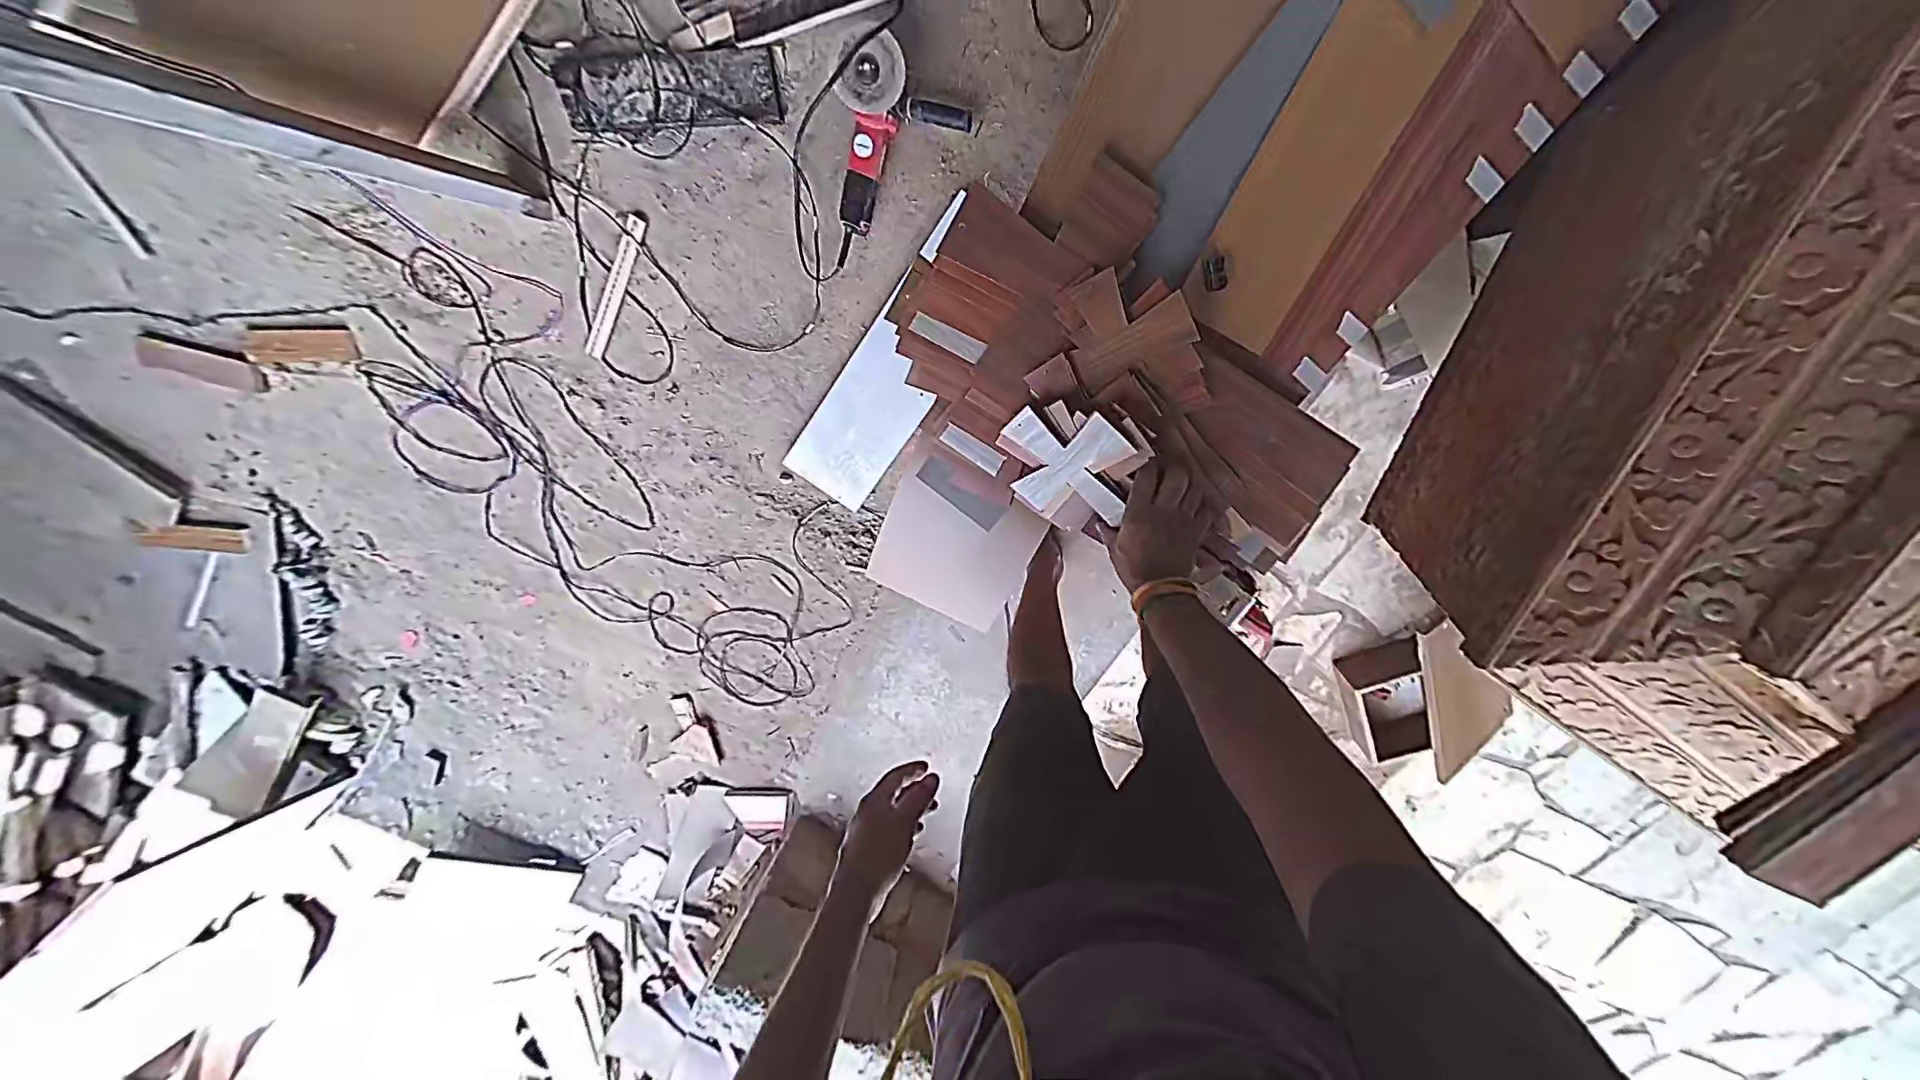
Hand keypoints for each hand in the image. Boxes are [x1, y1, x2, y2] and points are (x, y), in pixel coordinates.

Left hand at [835, 761, 939, 899]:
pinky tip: (912, 832)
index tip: (926, 767)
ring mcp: (865, 829)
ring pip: (892, 810)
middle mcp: (867, 811)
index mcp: (874, 801)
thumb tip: (931, 779)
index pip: (895, 777)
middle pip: (893, 792)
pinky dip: (904, 823)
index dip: (912, 770)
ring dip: (911, 806)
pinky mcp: (868, 847)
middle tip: (931, 788)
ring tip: (928, 809)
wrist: (856, 891)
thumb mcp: (904, 822)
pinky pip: (889, 826)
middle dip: (914, 788)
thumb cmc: (879, 855)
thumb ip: (919, 798)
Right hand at [1109, 461, 1217, 591]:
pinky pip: (1208, 509)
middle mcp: (1163, 511)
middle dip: (1173, 467)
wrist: (1160, 589)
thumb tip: (1102, 525)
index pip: (1148, 476)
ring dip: (1189, 482)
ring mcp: (1183, 519)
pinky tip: (1198, 503)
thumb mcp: (1115, 549)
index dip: (1149, 465)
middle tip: (1168, 468)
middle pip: (1177, 475)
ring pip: (1194, 488)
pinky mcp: (1196, 531)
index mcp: (1140, 512)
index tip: (1147, 465)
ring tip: (1183, 483)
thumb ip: (1109, 533)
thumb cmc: (1136, 570)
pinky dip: (1206, 503)